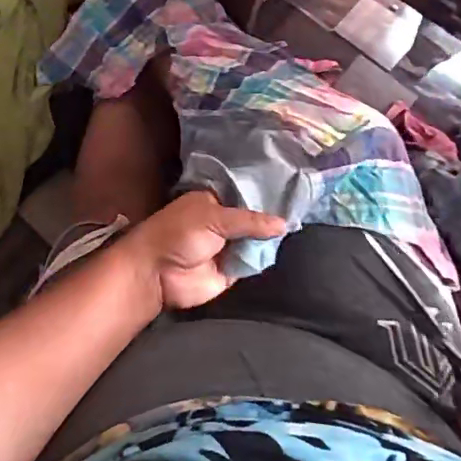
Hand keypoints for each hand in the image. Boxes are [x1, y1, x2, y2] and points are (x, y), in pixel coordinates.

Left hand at [116, 191, 287, 309]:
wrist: (156, 274)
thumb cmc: (178, 234)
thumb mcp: (214, 218)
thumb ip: (250, 220)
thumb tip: (284, 224)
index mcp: (216, 201)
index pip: (248, 193)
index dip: (268, 191)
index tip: (295, 185)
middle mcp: (226, 221)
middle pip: (257, 216)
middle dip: (275, 214)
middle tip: (304, 205)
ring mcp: (231, 245)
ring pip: (259, 239)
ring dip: (273, 236)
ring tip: (303, 222)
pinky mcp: (234, 269)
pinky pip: (256, 261)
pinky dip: (267, 256)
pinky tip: (289, 245)